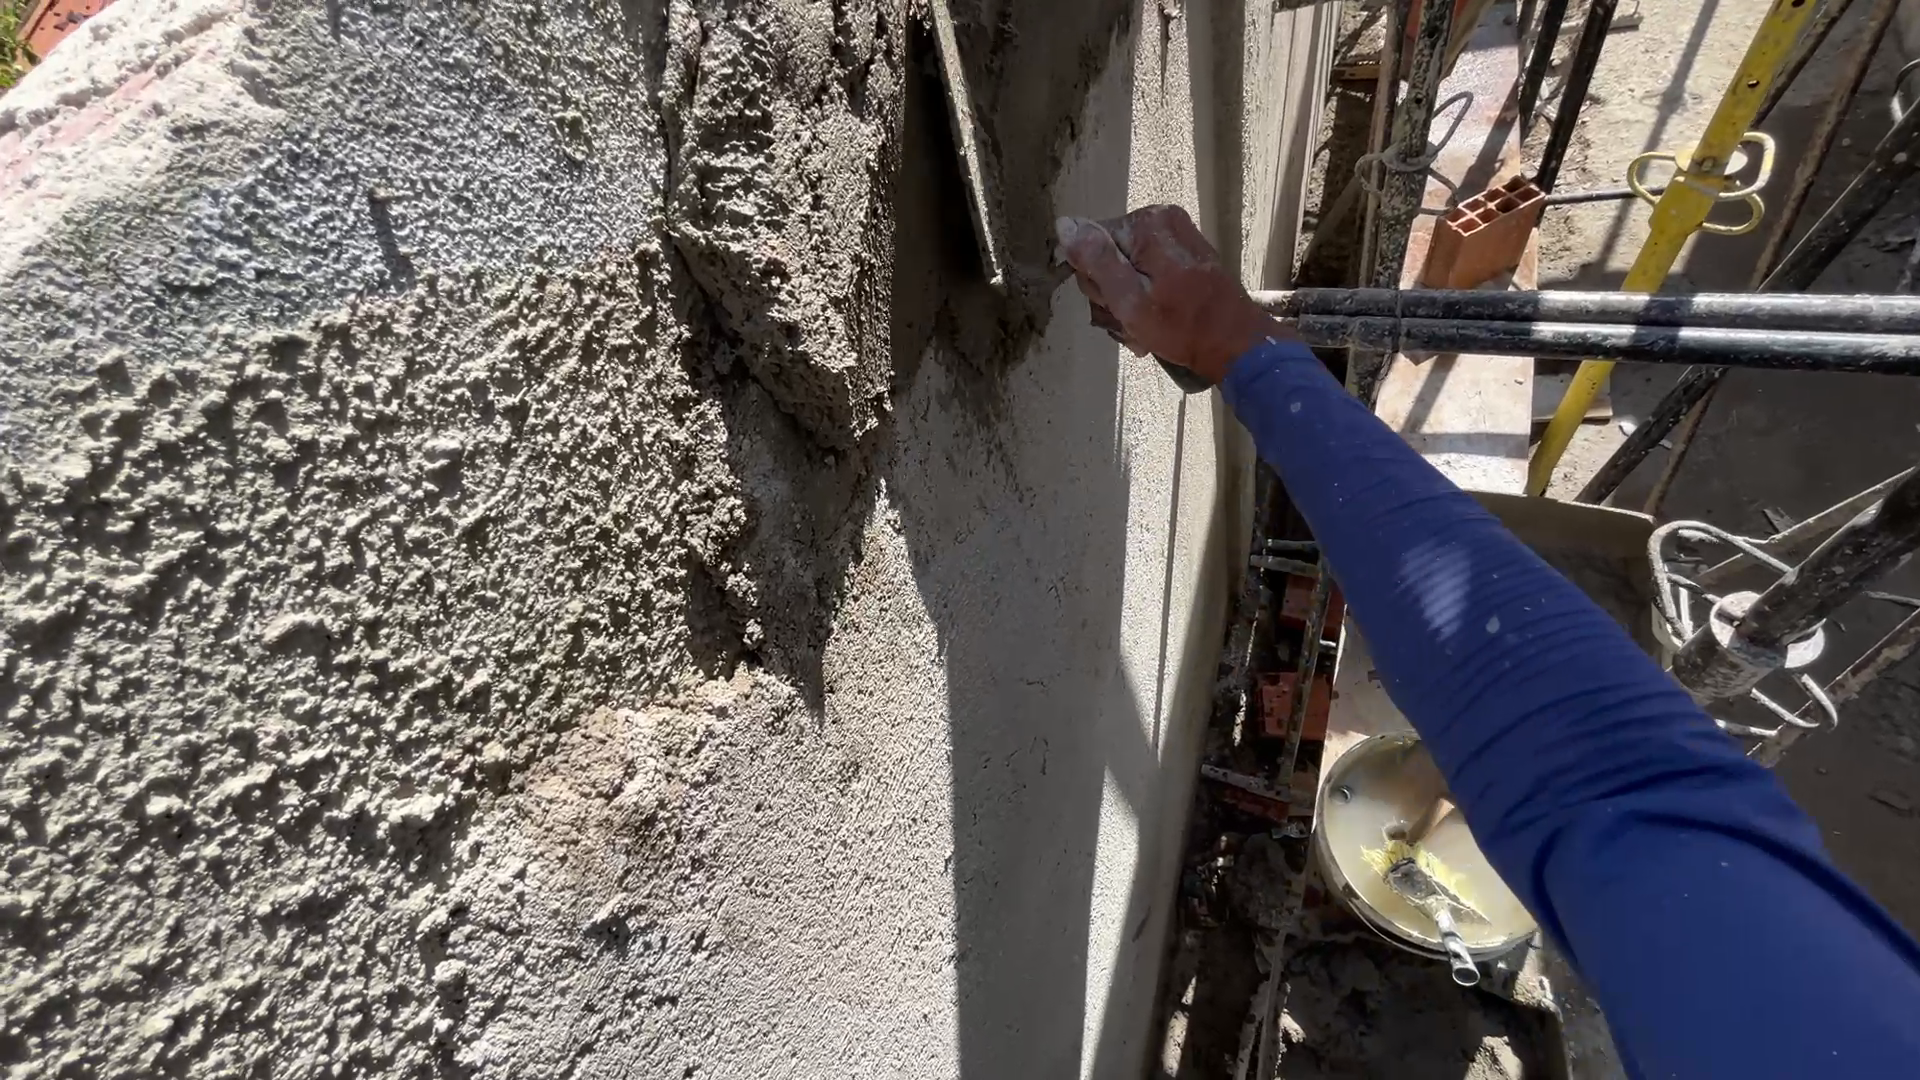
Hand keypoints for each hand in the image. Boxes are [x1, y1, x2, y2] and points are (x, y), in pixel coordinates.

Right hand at [1056, 205, 1288, 384]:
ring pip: (1124, 271)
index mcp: (1147, 224)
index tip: (1115, 308)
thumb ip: (1097, 261)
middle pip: (1107, 257)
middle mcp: (1161, 220)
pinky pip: (1145, 275)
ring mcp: (1175, 237)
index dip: (1095, 282)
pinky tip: (1154, 324)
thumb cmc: (1182, 327)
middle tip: (1131, 322)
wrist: (1235, 344)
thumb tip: (1064, 225)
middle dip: (1112, 296)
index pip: (1090, 244)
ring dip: (1127, 306)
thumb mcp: (1129, 299)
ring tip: (1143, 329)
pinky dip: (1145, 302)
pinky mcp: (1183, 255)